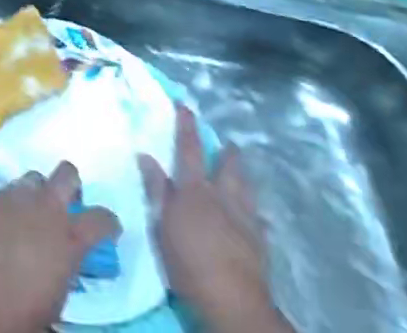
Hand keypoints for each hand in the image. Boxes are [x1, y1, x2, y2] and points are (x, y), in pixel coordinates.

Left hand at [0, 161, 117, 332]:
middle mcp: (47, 208)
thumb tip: (65, 267)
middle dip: (70, 183)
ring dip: (36, 190)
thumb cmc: (24, 310)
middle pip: (67, 173)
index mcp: (71, 237)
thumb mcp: (59, 296)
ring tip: (32, 208)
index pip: (102, 218)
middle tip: (67, 201)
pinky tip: (5, 216)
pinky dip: (10, 200)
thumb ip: (67, 269)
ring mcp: (17, 198)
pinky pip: (6, 190)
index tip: (108, 229)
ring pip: (33, 176)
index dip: (108, 223)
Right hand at [139, 106, 291, 332]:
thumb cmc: (187, 261)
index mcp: (195, 190)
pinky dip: (255, 213)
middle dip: (227, 153)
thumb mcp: (161, 224)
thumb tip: (146, 155)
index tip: (185, 106)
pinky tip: (258, 217)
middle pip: (226, 167)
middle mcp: (222, 197)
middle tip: (229, 143)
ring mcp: (245, 220)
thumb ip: (156, 189)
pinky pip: (259, 219)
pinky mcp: (260, 243)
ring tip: (242, 171)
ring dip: (242, 177)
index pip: (189, 150)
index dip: (187, 126)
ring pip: (246, 189)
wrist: (232, 301)